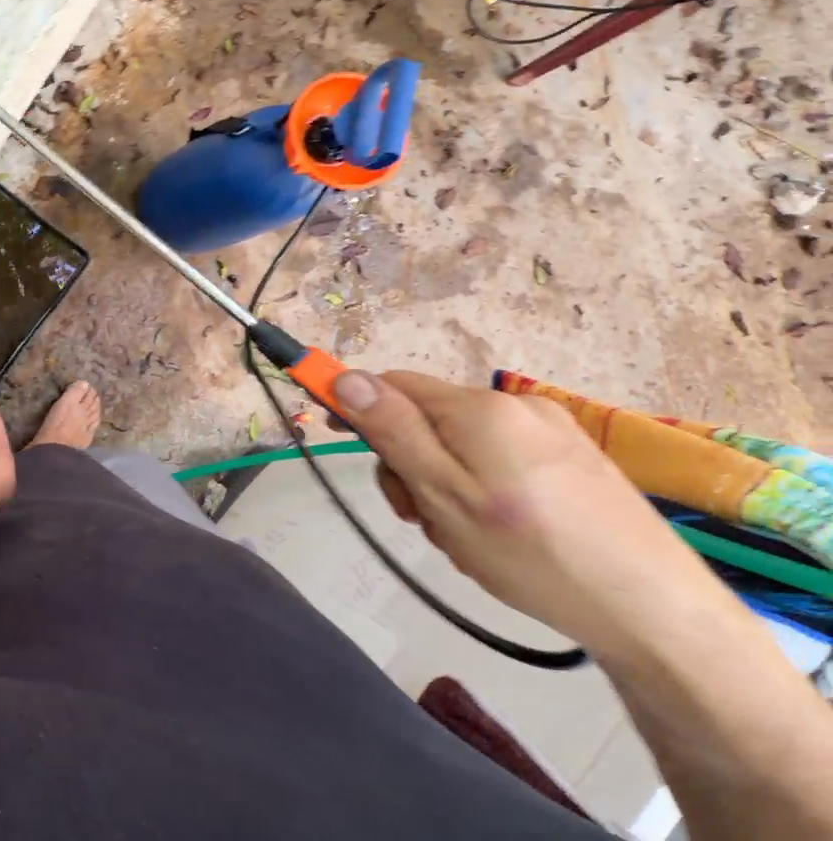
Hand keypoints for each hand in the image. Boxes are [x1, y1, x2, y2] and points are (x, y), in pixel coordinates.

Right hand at [332, 370, 742, 657]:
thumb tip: (347, 378)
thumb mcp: (442, 494)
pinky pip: (499, 460)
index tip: (335, 439)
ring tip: (463, 537)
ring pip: (461, 444)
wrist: (654, 612)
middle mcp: (516, 406)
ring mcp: (553, 432)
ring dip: (442, 484)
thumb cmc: (532, 554)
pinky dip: (480, 490)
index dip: (356, 406)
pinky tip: (498, 535)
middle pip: (426, 418)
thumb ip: (393, 432)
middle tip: (421, 519)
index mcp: (479, 409)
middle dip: (407, 464)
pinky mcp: (576, 461)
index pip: (392, 384)